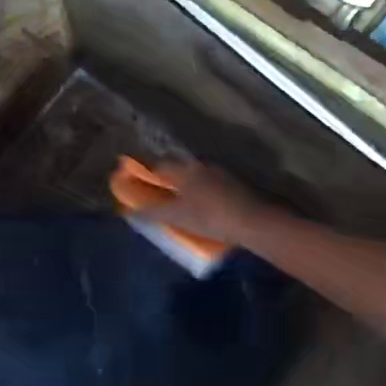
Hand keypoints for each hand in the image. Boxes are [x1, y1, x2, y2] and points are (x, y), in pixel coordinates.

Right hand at [133, 161, 279, 245]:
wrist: (253, 220)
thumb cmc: (209, 217)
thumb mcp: (177, 217)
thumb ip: (153, 212)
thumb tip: (132, 210)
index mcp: (184, 169)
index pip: (158, 165)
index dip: (145, 171)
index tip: (136, 179)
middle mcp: (200, 164)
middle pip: (177, 167)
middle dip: (166, 177)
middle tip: (157, 190)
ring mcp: (219, 172)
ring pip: (195, 174)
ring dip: (185, 183)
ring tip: (178, 198)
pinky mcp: (234, 183)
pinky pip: (209, 182)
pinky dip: (200, 190)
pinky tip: (201, 203)